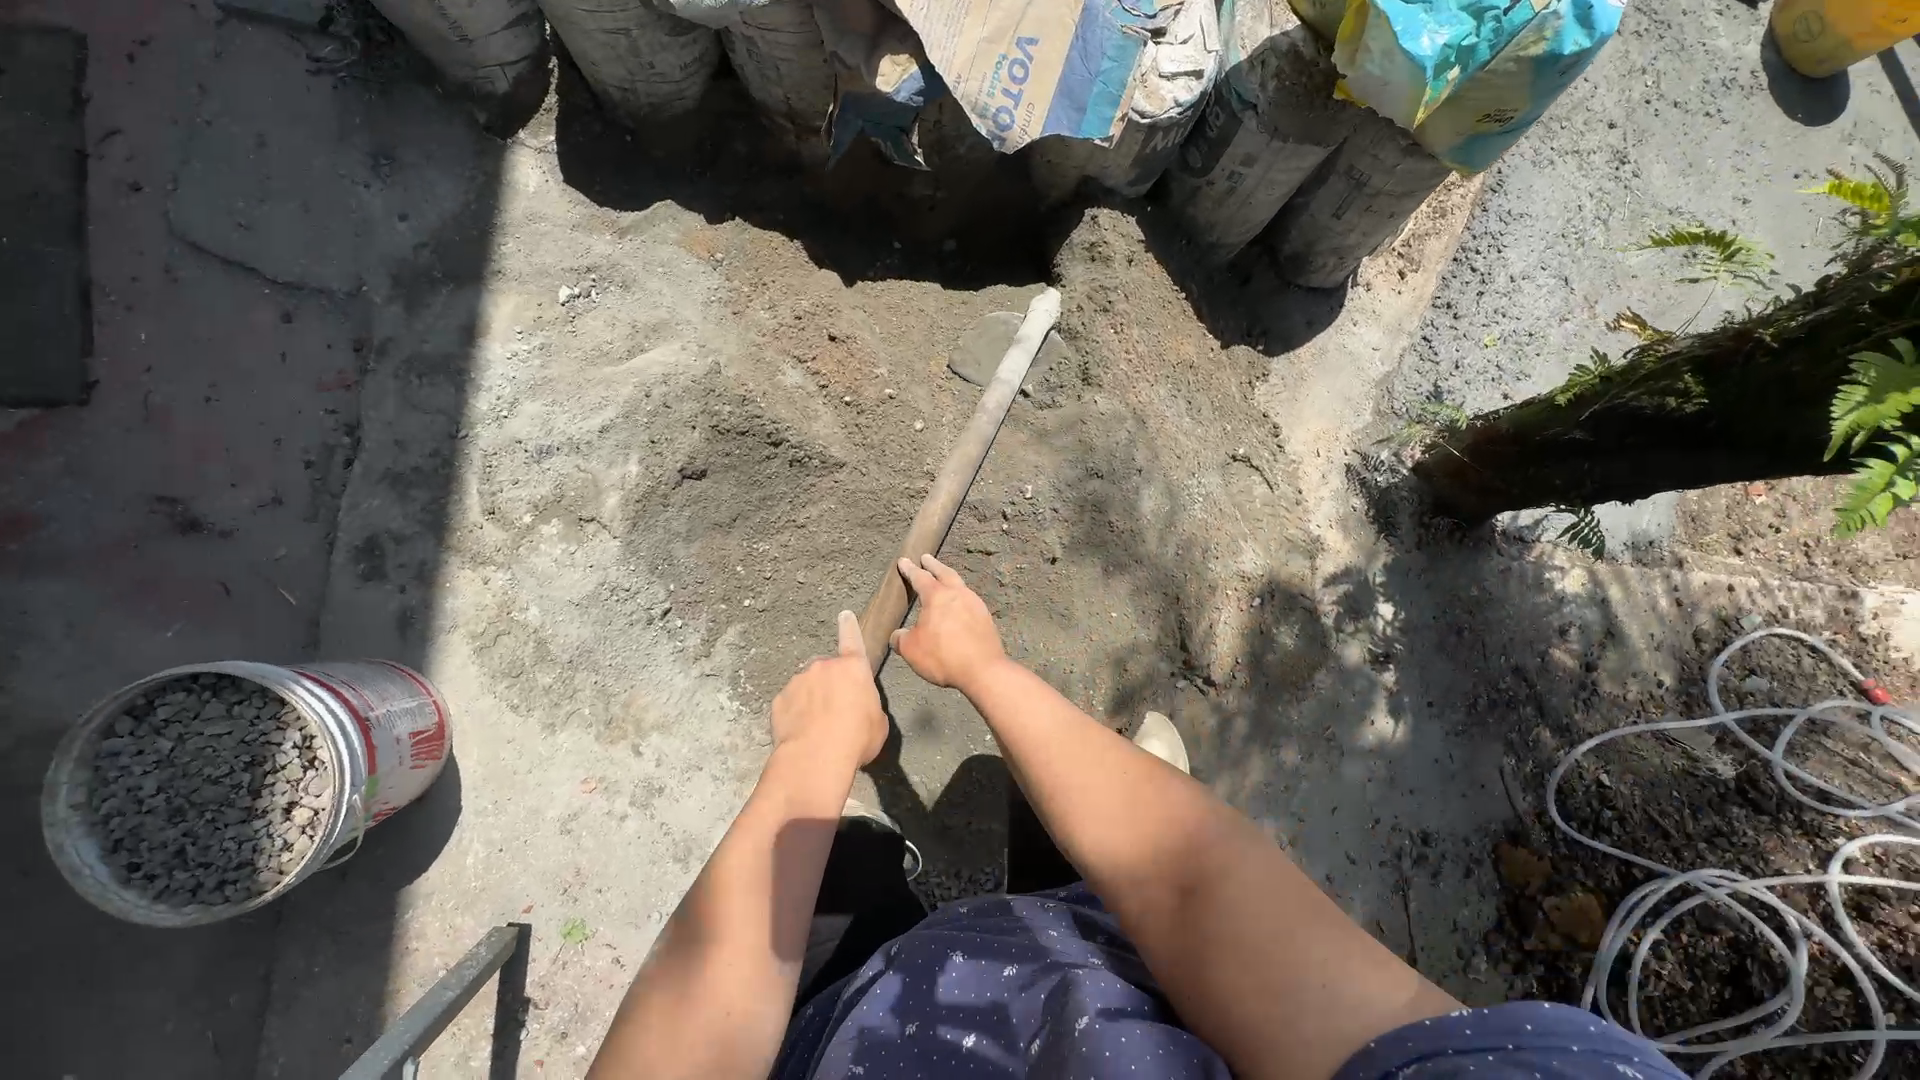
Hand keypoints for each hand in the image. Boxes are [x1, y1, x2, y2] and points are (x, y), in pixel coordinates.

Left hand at [771, 611, 887, 767]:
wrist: (816, 756)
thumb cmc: (856, 738)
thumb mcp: (878, 723)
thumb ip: (868, 706)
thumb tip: (859, 709)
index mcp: (853, 668)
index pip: (852, 640)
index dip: (849, 627)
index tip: (844, 615)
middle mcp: (823, 667)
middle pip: (827, 671)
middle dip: (830, 686)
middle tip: (836, 713)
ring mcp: (798, 682)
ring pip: (806, 687)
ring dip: (812, 701)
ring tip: (819, 728)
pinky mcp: (780, 700)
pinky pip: (790, 704)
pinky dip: (795, 714)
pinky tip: (802, 733)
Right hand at [890, 554, 1006, 691]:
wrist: (983, 670)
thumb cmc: (943, 657)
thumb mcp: (911, 650)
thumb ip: (901, 639)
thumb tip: (898, 635)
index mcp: (937, 596)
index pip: (920, 577)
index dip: (910, 569)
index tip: (904, 561)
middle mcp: (958, 594)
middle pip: (944, 573)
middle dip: (933, 565)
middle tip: (926, 558)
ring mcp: (975, 604)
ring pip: (960, 585)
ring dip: (950, 579)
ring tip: (944, 580)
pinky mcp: (986, 618)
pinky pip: (970, 601)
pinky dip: (961, 598)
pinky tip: (959, 606)